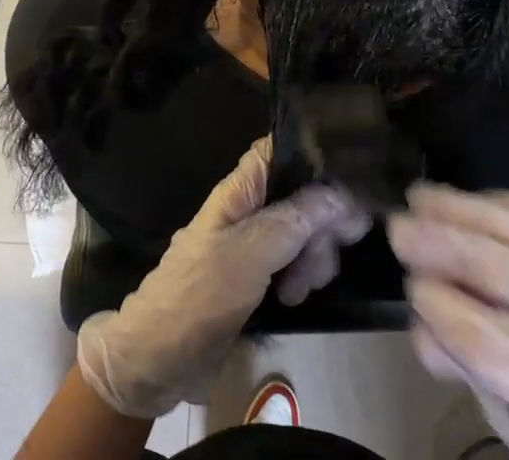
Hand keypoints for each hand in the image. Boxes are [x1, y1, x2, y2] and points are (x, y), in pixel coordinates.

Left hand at [76, 137, 370, 417]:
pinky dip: (302, 277)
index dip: (314, 157)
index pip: (280, 150)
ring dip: (313, 259)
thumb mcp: (249, 254)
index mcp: (240, 191)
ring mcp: (255, 245)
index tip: (349, 184)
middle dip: (322, 226)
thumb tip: (342, 193)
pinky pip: (295, 263)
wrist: (160, 358)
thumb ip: (295, 219)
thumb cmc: (198, 296)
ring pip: (305, 232)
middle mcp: (250, 210)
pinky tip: (293, 298)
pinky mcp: (260, 276)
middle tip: (324, 256)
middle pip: (304, 196)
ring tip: (299, 289)